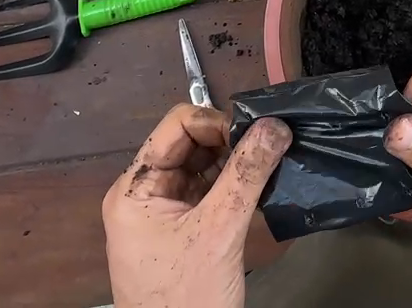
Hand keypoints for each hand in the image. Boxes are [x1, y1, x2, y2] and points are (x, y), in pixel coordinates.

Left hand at [103, 103, 290, 307]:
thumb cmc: (187, 300)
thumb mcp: (218, 233)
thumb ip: (246, 174)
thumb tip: (277, 123)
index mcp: (135, 189)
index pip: (176, 126)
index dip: (215, 122)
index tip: (252, 136)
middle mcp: (145, 192)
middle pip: (191, 142)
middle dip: (229, 140)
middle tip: (267, 148)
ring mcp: (165, 211)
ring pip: (204, 163)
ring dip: (236, 160)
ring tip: (270, 162)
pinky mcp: (185, 228)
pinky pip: (211, 189)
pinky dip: (236, 182)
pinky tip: (261, 183)